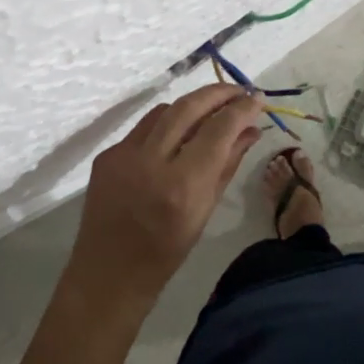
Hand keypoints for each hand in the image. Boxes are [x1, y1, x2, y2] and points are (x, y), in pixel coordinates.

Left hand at [68, 84, 265, 306]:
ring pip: (163, 112)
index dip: (242, 109)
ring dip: (190, 106)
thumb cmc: (166, 252)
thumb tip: (250, 130)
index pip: (219, 129)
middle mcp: (151, 162)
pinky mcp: (106, 155)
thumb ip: (227, 165)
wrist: (110, 272)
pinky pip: (142, 129)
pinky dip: (165, 126)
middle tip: (238, 91)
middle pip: (188, 107)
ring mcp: (123, 155)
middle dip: (217, 93)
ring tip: (211, 110)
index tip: (257, 98)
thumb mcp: (205, 211)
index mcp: (182, 185)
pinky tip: (176, 137)